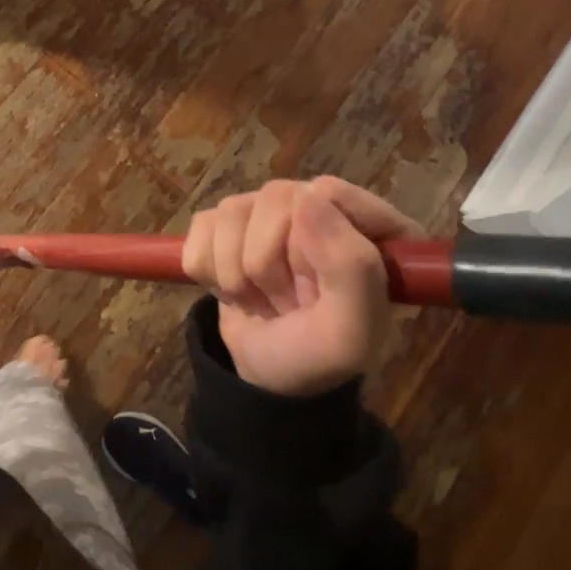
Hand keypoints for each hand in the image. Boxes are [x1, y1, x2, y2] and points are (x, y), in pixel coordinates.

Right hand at [182, 177, 421, 396]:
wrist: (266, 377)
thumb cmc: (316, 356)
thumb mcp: (351, 331)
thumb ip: (350, 265)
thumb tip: (308, 196)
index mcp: (368, 223)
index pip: (329, 192)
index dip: (314, 241)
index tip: (319, 283)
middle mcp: (317, 207)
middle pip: (275, 198)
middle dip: (268, 263)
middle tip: (288, 301)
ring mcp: (266, 212)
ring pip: (232, 210)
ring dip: (237, 272)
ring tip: (263, 298)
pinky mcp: (223, 224)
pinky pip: (202, 225)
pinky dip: (208, 269)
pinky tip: (235, 290)